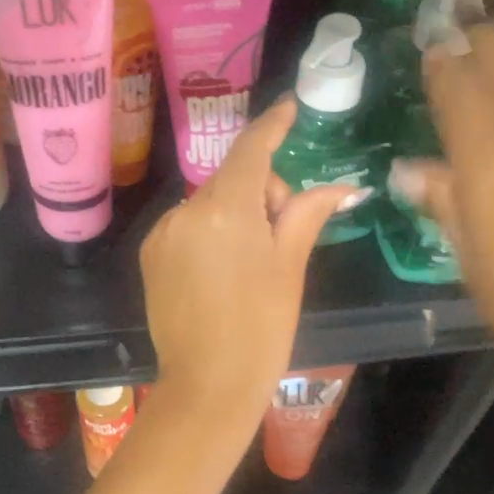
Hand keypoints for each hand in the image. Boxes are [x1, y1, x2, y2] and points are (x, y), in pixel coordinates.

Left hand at [140, 99, 365, 410]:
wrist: (208, 385)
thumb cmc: (262, 327)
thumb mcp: (290, 267)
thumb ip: (307, 214)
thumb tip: (343, 188)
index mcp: (225, 207)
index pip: (251, 149)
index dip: (272, 125)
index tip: (289, 107)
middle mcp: (186, 210)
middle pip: (233, 180)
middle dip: (262, 194)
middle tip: (283, 237)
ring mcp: (163, 233)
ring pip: (210, 204)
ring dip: (235, 216)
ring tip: (252, 266)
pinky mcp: (151, 255)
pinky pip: (188, 227)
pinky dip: (209, 235)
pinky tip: (221, 276)